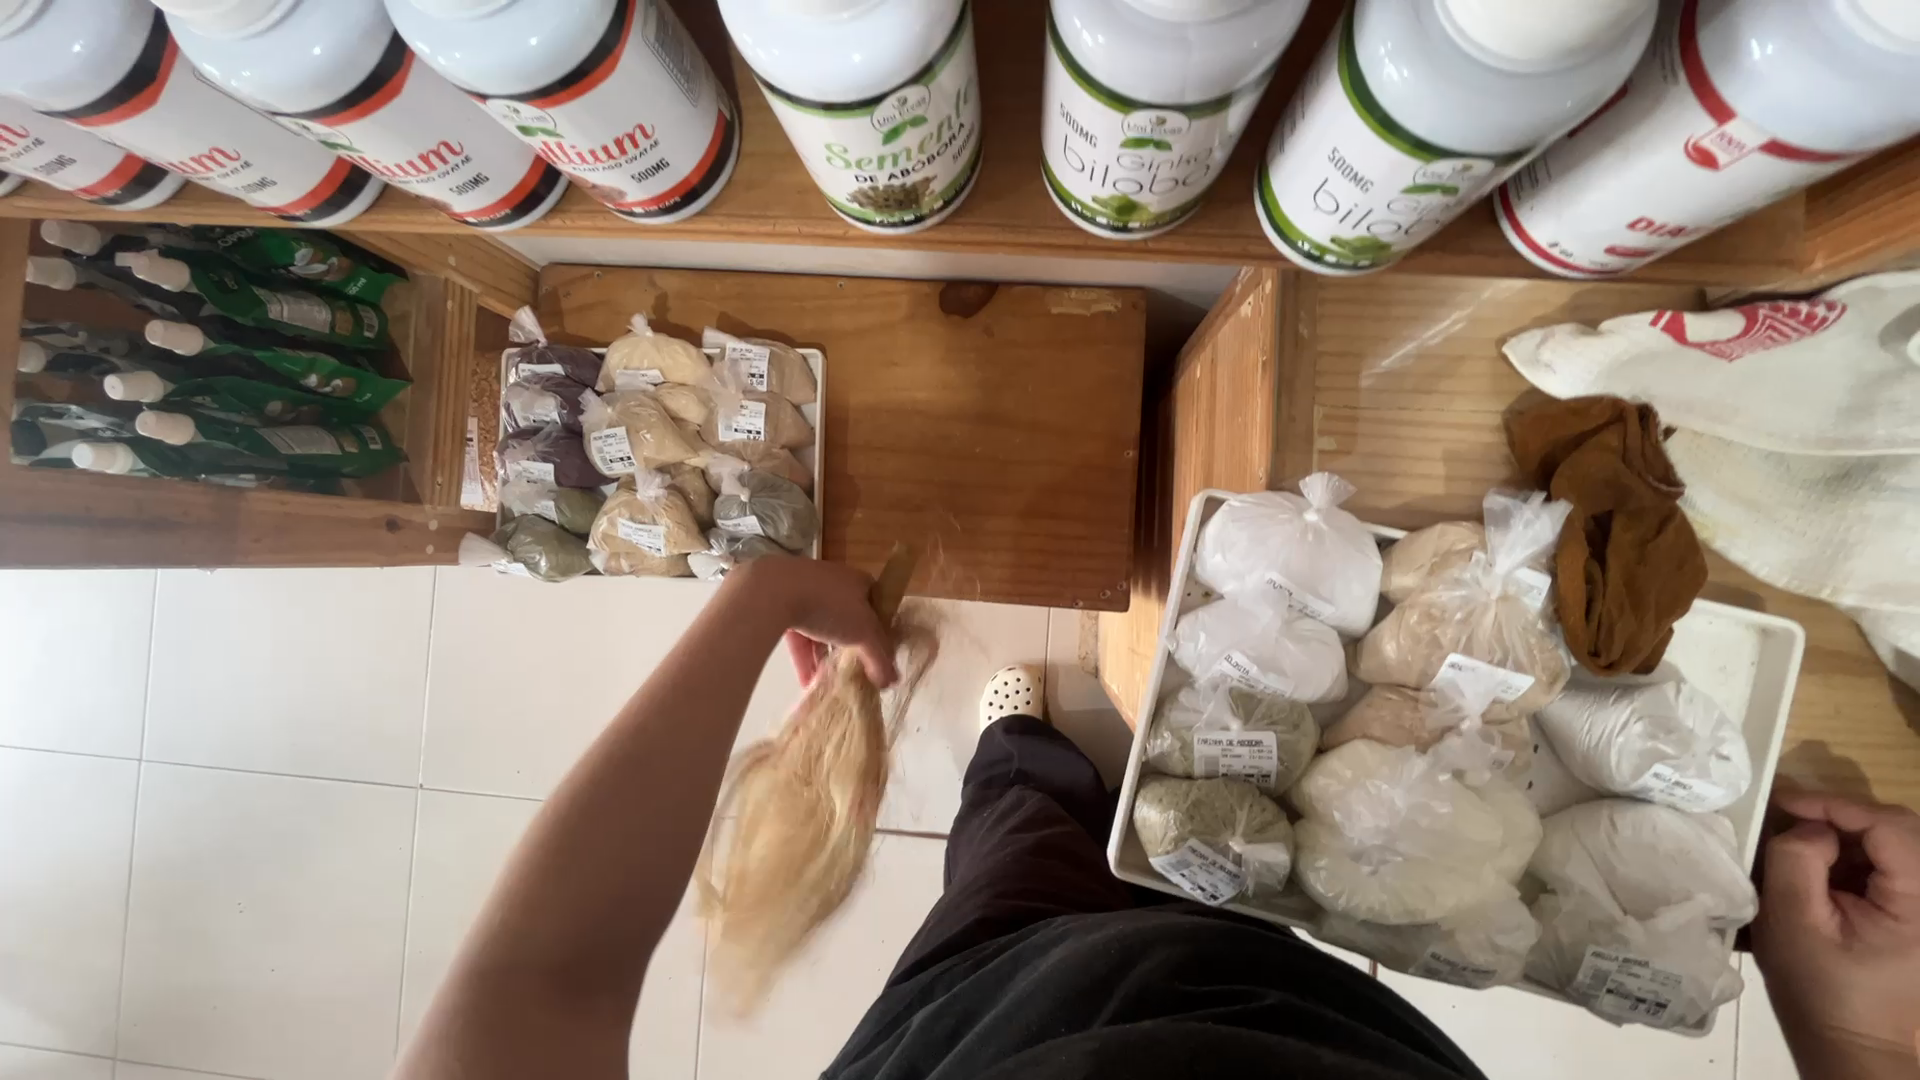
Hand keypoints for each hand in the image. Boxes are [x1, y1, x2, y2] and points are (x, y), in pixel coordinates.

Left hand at [729, 555, 896, 688]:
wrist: (773, 590)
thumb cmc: (829, 605)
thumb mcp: (864, 633)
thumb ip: (880, 658)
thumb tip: (892, 682)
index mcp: (858, 581)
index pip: (876, 604)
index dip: (880, 629)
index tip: (880, 653)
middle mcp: (833, 583)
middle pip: (848, 618)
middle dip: (851, 647)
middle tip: (856, 670)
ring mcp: (805, 592)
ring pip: (821, 629)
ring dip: (825, 656)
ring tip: (830, 682)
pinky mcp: (780, 605)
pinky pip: (798, 635)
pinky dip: (804, 657)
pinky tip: (807, 683)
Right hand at [1750, 790, 1919, 1074]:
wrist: (1859, 1044)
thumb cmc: (1821, 986)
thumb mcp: (1792, 919)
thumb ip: (1796, 861)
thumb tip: (1806, 826)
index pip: (1891, 827)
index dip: (1834, 804)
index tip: (1781, 802)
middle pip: (1902, 832)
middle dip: (1841, 818)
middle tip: (1788, 821)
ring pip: (1898, 848)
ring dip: (1846, 839)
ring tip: (1799, 849)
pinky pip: (1893, 871)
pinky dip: (1853, 860)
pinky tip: (1820, 873)